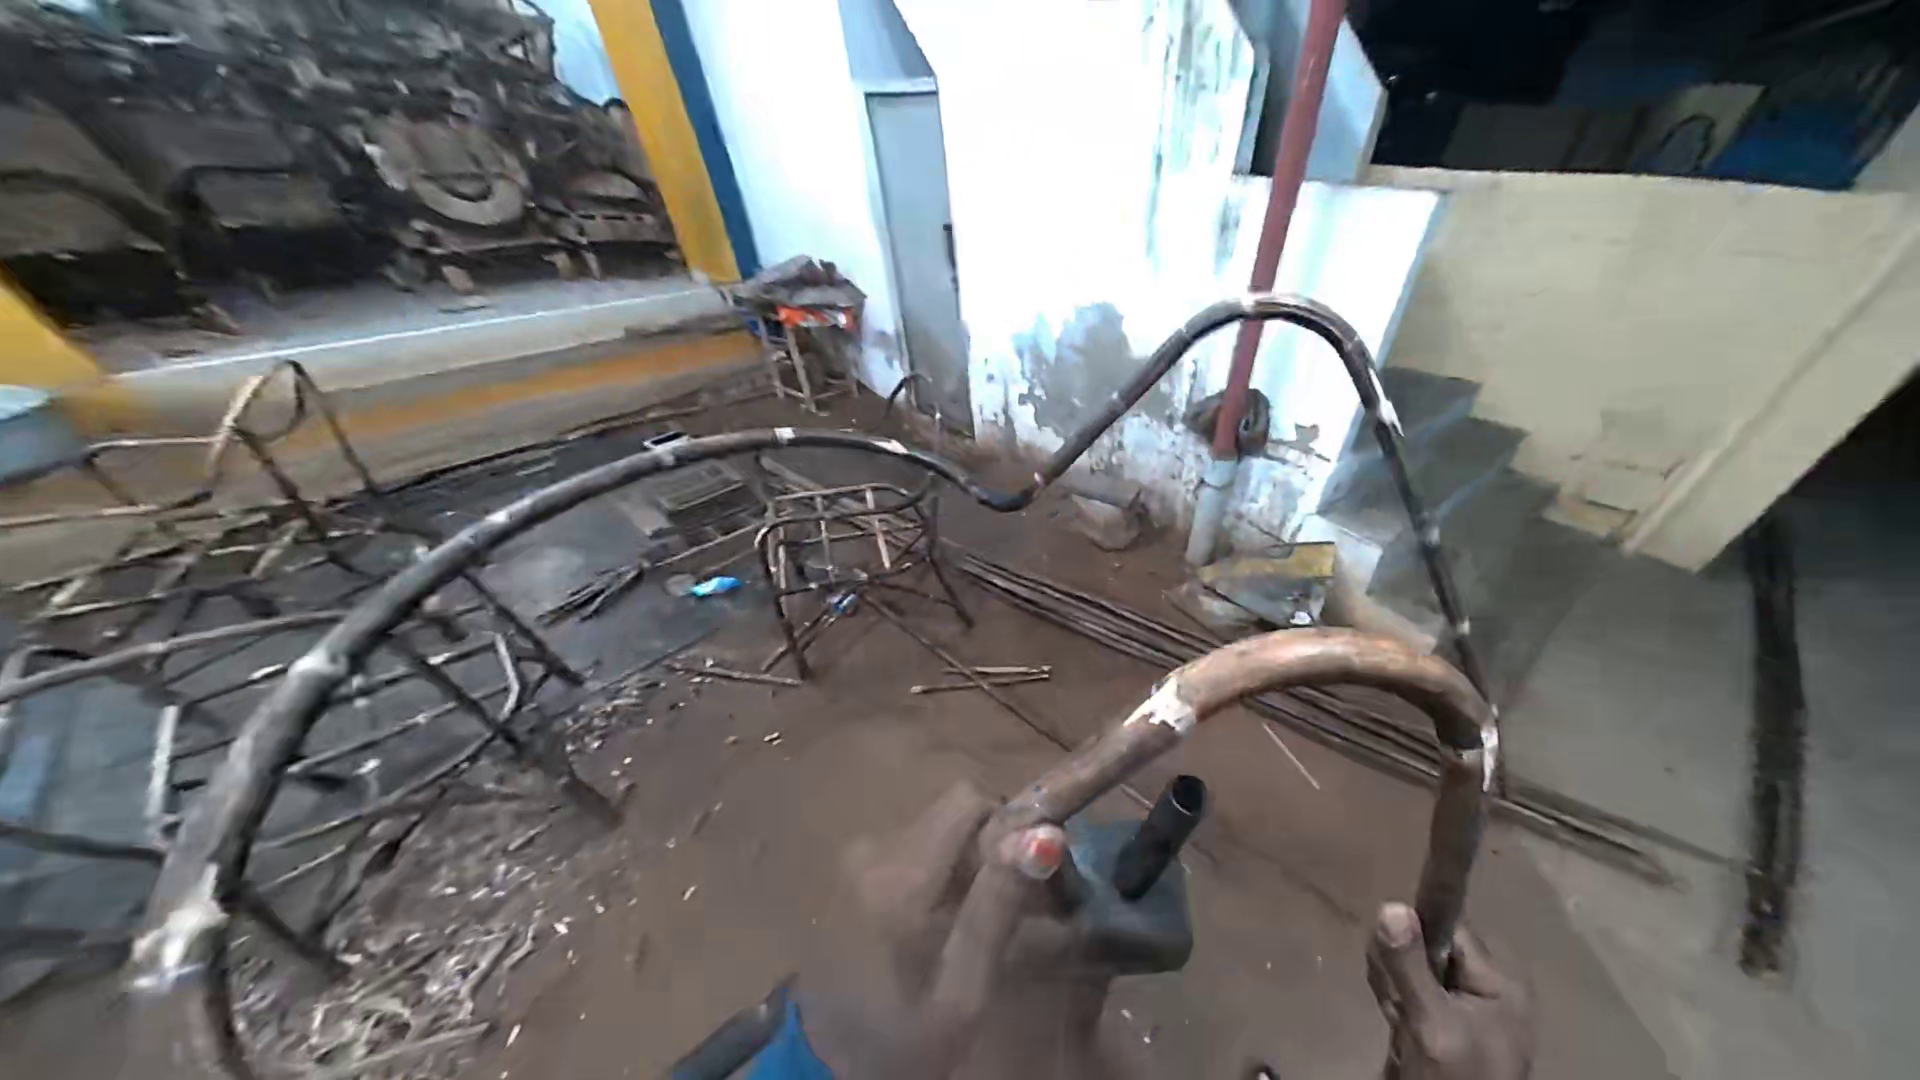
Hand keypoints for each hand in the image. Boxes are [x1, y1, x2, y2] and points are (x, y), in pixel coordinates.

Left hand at [798, 781, 1064, 1078]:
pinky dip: (944, 866)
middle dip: (994, 844)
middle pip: (954, 811)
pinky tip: (951, 913)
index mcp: (898, 877)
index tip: (1033, 867)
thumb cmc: (899, 1043)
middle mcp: (873, 847)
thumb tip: (1041, 837)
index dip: (1009, 821)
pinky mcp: (854, 864)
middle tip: (1022, 897)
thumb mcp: (962, 994)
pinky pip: (916, 844)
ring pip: (938, 827)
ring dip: (971, 858)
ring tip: (988, 912)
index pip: (968, 799)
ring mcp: (858, 853)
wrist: (820, 1067)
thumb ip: (997, 907)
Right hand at [1367, 903, 1533, 1079]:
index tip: (1394, 962)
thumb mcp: (1432, 1023)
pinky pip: (1406, 979)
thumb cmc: (1456, 1079)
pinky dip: (1394, 997)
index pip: (1445, 925)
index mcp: (1500, 980)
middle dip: (1398, 964)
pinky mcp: (1446, 1010)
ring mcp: (1467, 998)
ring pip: (1408, 958)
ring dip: (1392, 983)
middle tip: (1399, 1000)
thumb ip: (1411, 965)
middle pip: (1422, 938)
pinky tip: (1400, 1021)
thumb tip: (1392, 903)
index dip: (1413, 935)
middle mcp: (1488, 982)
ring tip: (1401, 1016)